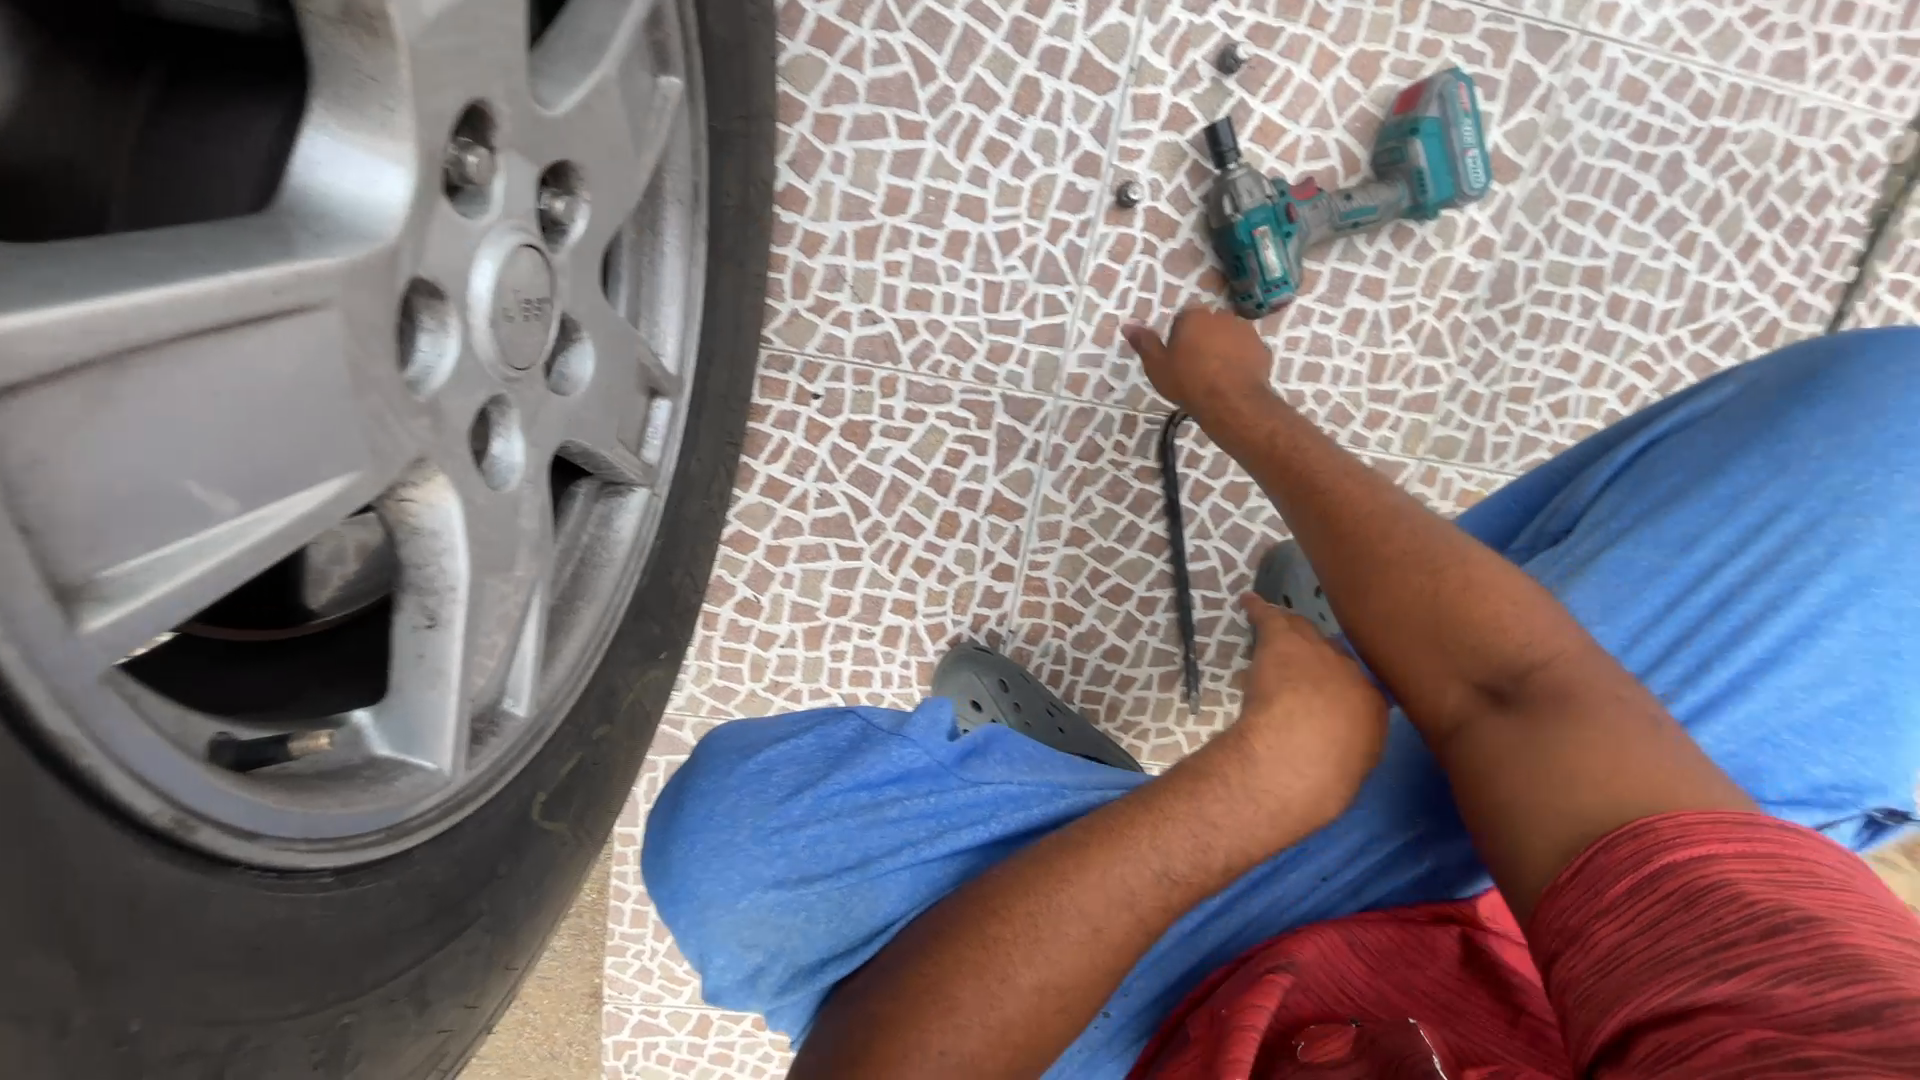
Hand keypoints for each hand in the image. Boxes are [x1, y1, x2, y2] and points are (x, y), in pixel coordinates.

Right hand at [1122, 307, 1274, 422]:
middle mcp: (1222, 316)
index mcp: (1194, 317)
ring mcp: (1246, 332)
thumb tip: (1127, 324)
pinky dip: (1240, 362)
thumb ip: (1144, 343)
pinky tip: (1232, 381)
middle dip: (1202, 340)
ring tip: (1214, 377)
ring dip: (1222, 349)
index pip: (1183, 318)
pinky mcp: (1262, 349)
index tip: (1176, 358)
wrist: (1231, 401)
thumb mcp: (1157, 366)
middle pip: (1208, 325)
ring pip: (1229, 337)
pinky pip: (1246, 352)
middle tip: (1193, 368)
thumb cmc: (1188, 381)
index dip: (1178, 337)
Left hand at [1201, 592, 1389, 832]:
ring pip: (1305, 631)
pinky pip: (1270, 618)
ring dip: (1293, 628)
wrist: (1300, 751)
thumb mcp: (1349, 766)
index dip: (1346, 684)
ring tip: (1282, 620)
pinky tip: (1248, 601)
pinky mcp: (1283, 641)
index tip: (1335, 688)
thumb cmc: (1325, 771)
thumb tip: (1337, 752)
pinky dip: (1258, 609)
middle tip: (1309, 655)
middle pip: (1336, 653)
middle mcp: (1350, 672)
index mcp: (1372, 707)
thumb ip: (1346, 751)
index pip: (1363, 686)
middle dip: (1324, 654)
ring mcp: (1316, 653)